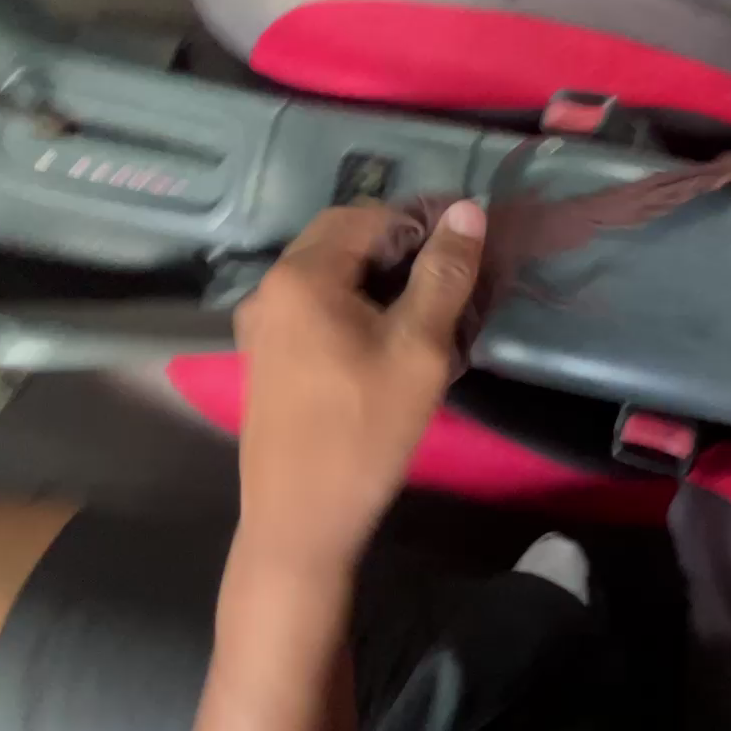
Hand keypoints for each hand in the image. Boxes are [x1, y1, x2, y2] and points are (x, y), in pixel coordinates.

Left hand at [233, 201, 486, 562]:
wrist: (303, 518)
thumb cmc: (366, 428)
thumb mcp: (419, 347)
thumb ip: (444, 274)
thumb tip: (467, 211)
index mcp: (302, 275)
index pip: (371, 217)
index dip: (423, 225)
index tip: (465, 252)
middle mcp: (270, 287)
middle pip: (344, 238)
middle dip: (401, 247)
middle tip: (448, 278)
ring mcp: (262, 323)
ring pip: (330, 271)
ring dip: (379, 275)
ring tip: (427, 307)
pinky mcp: (267, 353)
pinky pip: (316, 303)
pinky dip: (355, 301)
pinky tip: (387, 335)